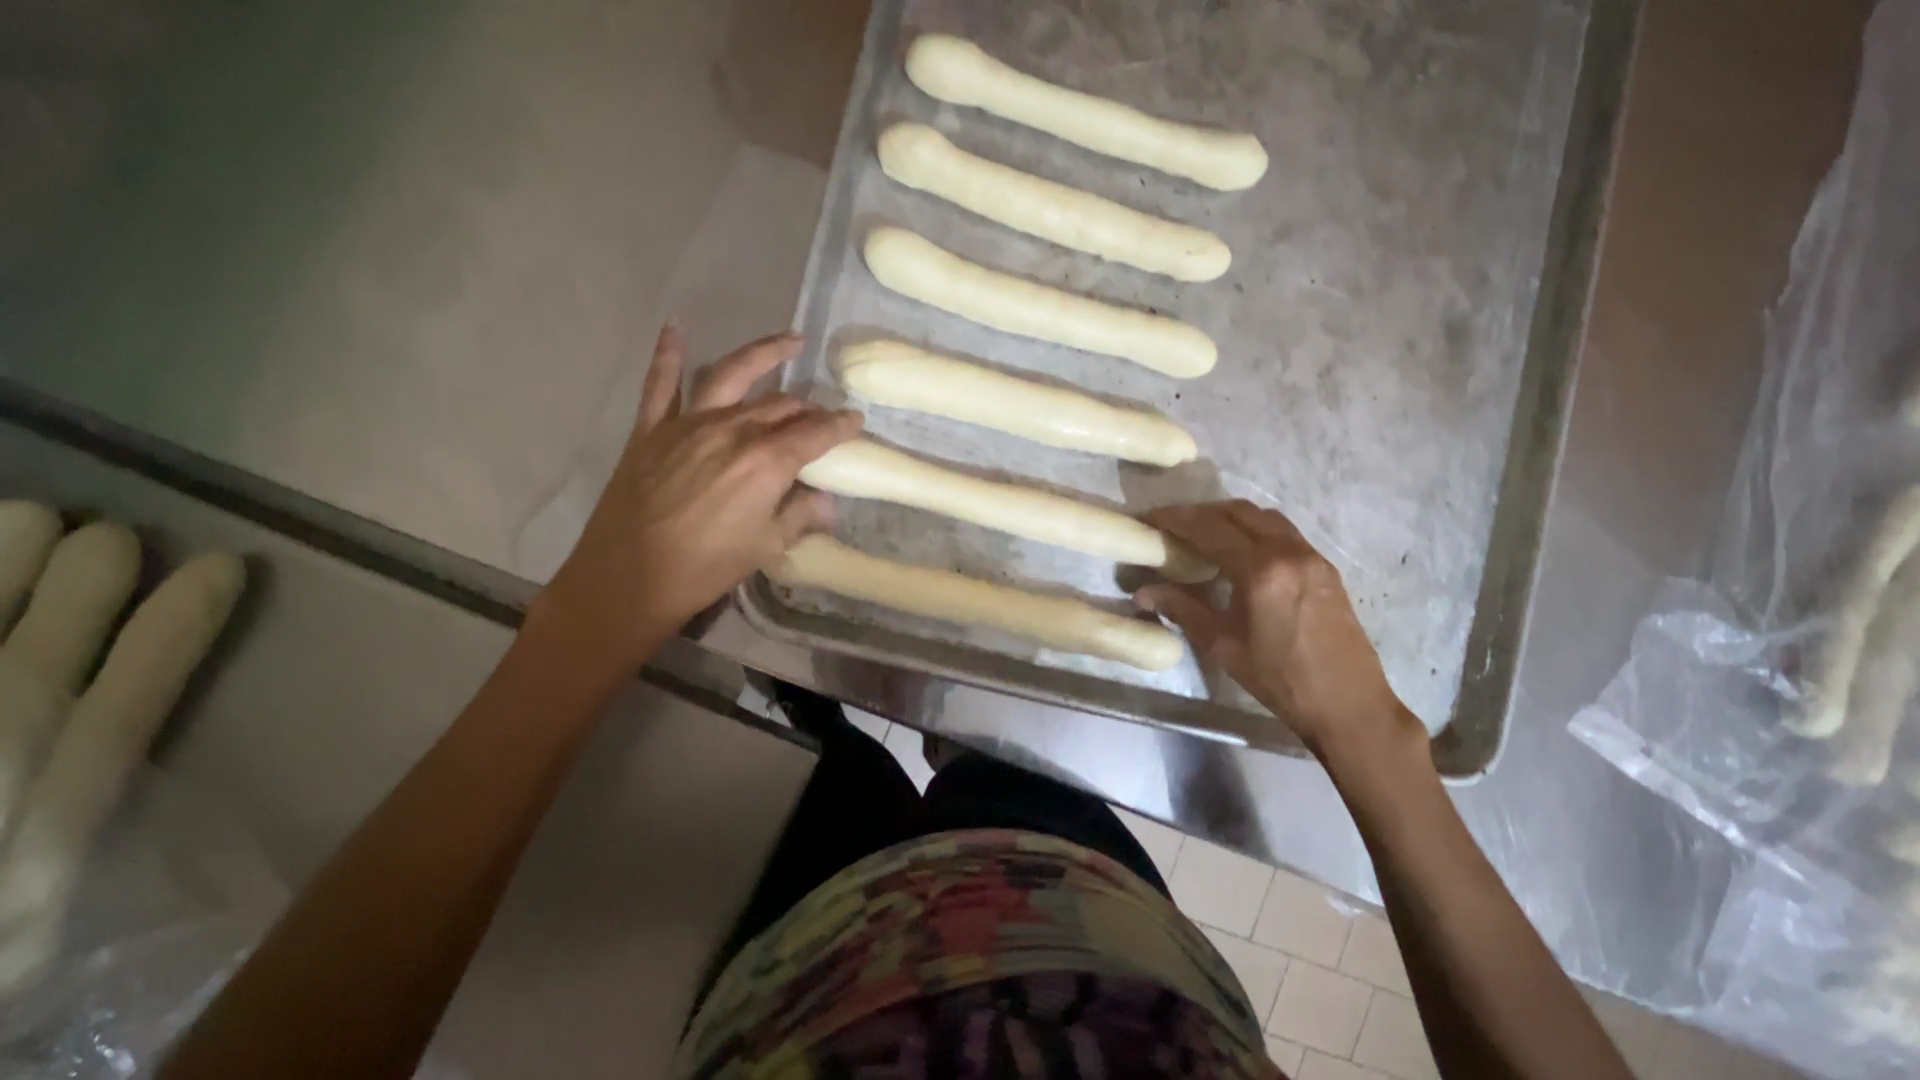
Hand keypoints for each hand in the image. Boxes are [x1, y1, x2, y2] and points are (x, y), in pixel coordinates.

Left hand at [532, 326, 861, 678]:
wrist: (629, 577)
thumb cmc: (705, 568)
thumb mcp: (765, 547)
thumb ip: (799, 516)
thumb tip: (824, 500)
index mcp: (766, 462)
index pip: (815, 434)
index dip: (840, 426)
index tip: (856, 421)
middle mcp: (732, 430)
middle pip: (779, 405)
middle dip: (807, 406)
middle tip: (820, 412)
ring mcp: (688, 424)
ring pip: (731, 375)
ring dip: (763, 354)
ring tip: (789, 342)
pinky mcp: (651, 429)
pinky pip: (661, 383)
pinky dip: (669, 353)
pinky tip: (677, 326)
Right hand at [1137, 501, 1423, 759]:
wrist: (1348, 703)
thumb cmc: (1280, 680)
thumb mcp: (1223, 646)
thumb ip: (1183, 609)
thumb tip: (1144, 592)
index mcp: (1260, 570)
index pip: (1210, 529)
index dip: (1176, 519)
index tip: (1151, 517)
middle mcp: (1288, 551)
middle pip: (1238, 512)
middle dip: (1202, 513)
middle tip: (1173, 525)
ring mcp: (1312, 556)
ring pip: (1265, 517)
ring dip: (1231, 518)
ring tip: (1205, 535)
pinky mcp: (1325, 567)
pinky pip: (1284, 533)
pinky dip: (1257, 531)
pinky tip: (1242, 553)